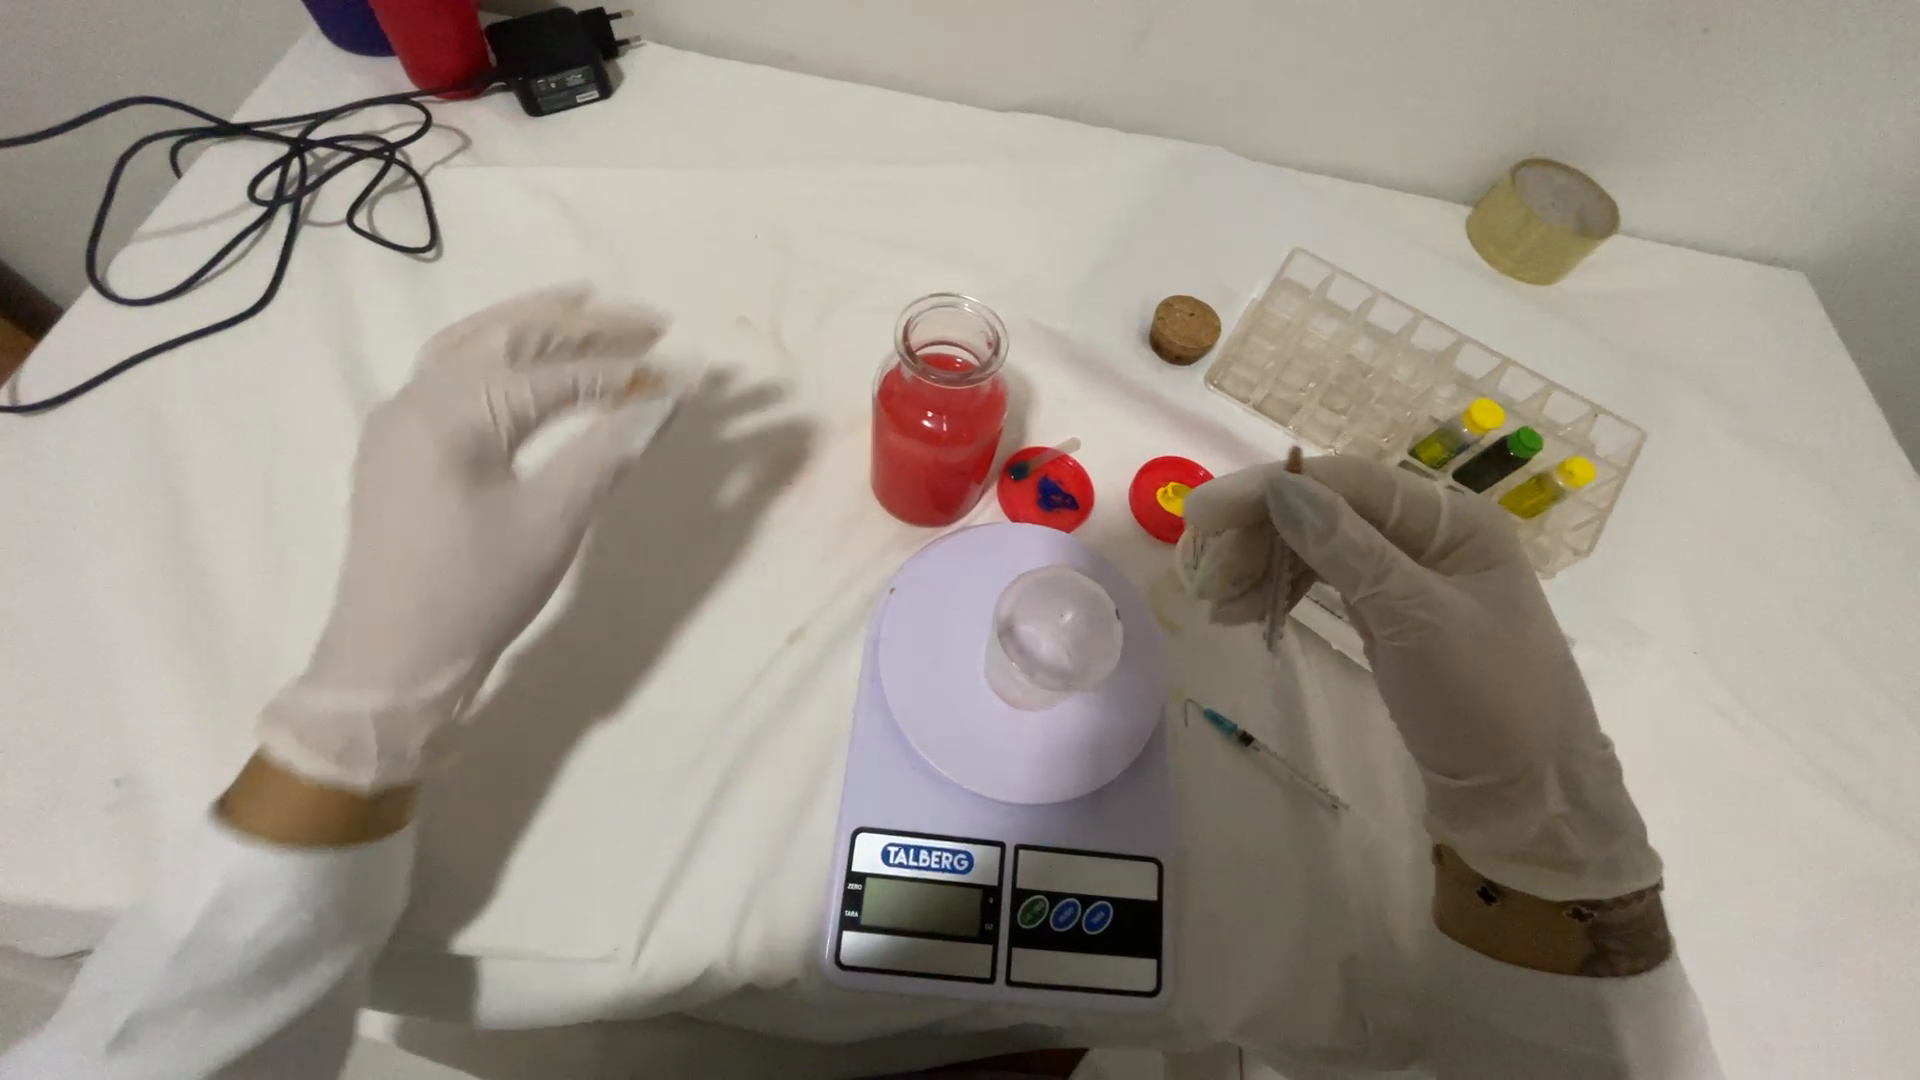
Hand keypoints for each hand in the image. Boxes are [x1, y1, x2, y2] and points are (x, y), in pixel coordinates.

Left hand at [257, 287, 688, 793]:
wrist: (394, 657)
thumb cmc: (478, 590)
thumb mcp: (554, 521)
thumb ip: (607, 450)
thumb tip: (663, 402)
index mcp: (449, 415)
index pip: (552, 376)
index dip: (620, 372)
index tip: (678, 370)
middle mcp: (416, 399)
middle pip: (508, 338)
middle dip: (582, 324)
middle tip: (648, 321)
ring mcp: (402, 418)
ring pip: (473, 345)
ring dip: (535, 322)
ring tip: (590, 305)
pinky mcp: (405, 443)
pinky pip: (454, 372)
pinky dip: (501, 350)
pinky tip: (531, 354)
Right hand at [1184, 455, 1659, 900]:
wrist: (1524, 797)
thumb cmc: (1486, 704)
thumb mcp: (1415, 622)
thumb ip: (1348, 551)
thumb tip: (1281, 489)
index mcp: (1449, 520)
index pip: (1343, 482)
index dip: (1265, 491)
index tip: (1200, 515)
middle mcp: (1423, 532)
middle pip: (1319, 510)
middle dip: (1255, 536)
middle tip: (1202, 575)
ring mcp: (1399, 570)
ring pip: (1310, 545)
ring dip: (1257, 566)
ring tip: (1214, 604)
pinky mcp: (1380, 606)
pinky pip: (1316, 579)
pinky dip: (1276, 591)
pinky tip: (1242, 612)